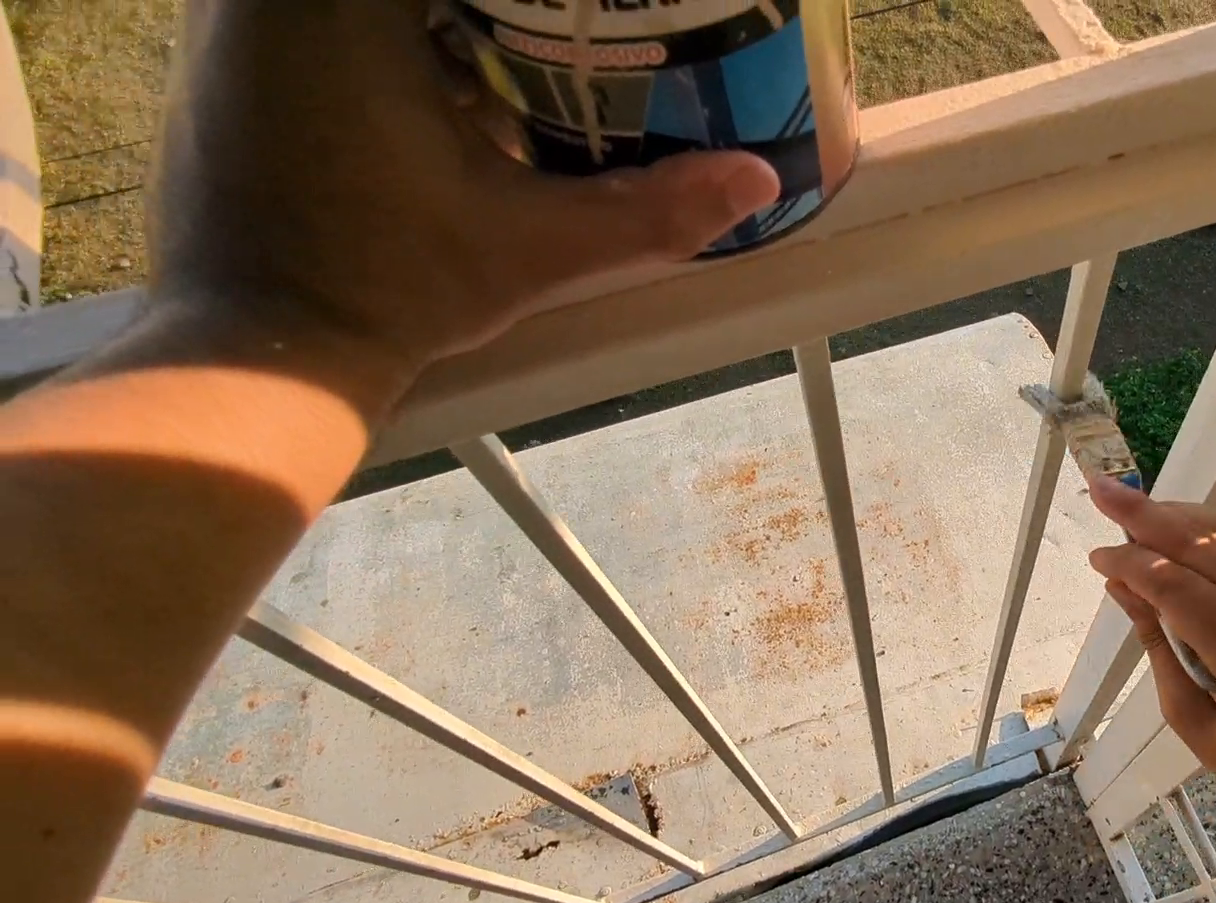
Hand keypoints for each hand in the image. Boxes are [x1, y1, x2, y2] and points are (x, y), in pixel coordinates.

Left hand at [145, 0, 778, 383]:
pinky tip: (480, 80)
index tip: (625, 14)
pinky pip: (364, 13)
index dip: (579, 0)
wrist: (272, 345)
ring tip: (561, 49)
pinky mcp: (247, 41)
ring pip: (413, 0)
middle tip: (607, 30)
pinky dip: (433, 34)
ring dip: (484, 20)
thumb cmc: (397, 290)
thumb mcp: (543, 247)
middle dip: (537, 11)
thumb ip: (653, 209)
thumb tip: (759, 176)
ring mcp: (246, 6)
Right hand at [1085, 474, 1215, 832]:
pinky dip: (1212, 525)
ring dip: (1178, 514)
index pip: (1178, 588)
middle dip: (1146, 516)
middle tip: (1101, 490)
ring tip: (1133, 505)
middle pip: (1203, 547)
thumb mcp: (1190, 718)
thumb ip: (1157, 644)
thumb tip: (1121, 586)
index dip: (1131, 563)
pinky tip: (1179, 522)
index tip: (1096, 556)